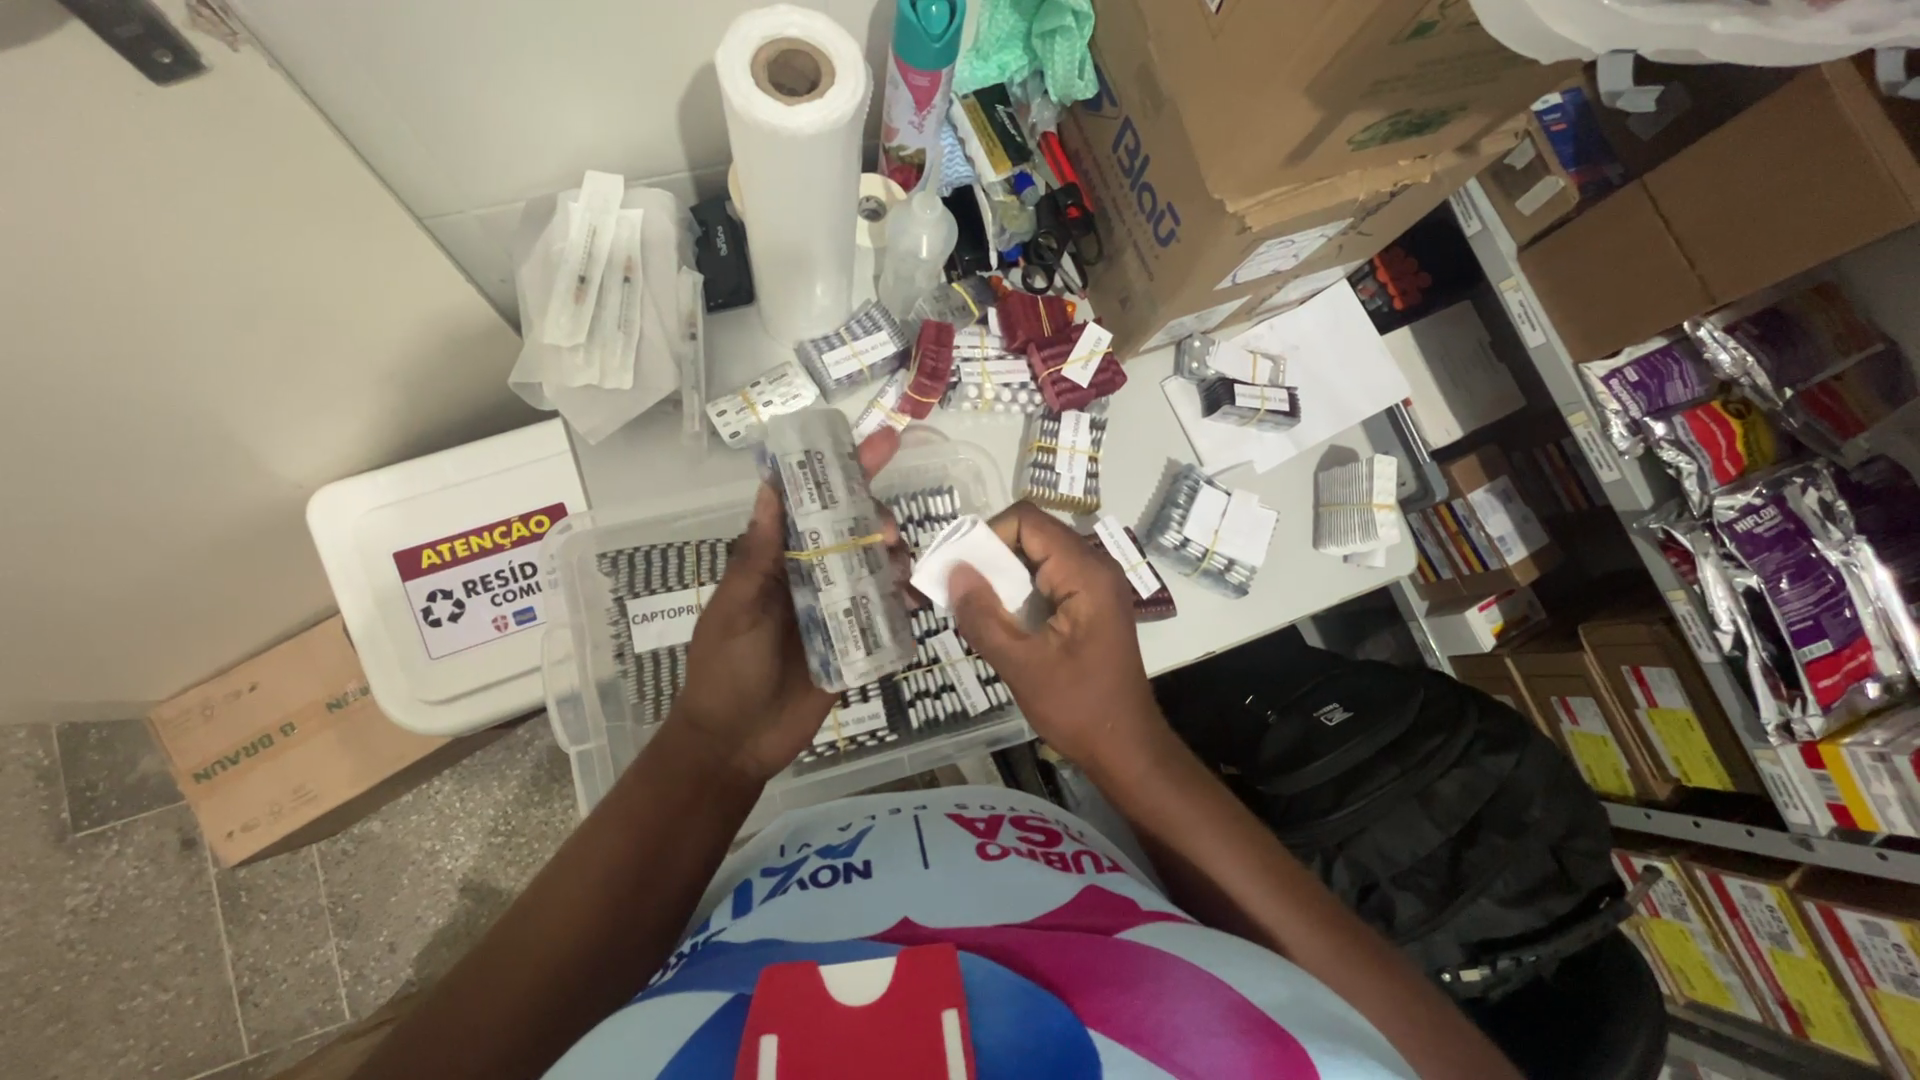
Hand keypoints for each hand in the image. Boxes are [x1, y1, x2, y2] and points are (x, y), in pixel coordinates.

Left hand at [666, 429, 902, 783]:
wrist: (737, 741)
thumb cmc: (724, 669)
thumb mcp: (734, 611)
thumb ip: (756, 557)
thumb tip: (771, 489)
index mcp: (780, 559)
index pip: (815, 504)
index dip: (847, 470)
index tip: (883, 441)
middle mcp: (813, 575)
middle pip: (856, 530)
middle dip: (876, 518)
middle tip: (885, 534)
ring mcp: (838, 608)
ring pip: (877, 566)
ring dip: (894, 556)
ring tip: (899, 566)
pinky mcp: (858, 642)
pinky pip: (888, 612)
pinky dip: (907, 599)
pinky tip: (918, 598)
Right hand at [947, 502, 1164, 767]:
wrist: (1125, 747)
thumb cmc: (1078, 707)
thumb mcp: (1021, 665)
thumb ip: (984, 616)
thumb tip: (955, 570)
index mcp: (1085, 573)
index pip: (1027, 521)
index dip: (987, 534)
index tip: (959, 568)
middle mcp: (1095, 568)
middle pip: (1033, 535)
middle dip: (991, 557)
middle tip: (959, 590)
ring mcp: (1096, 586)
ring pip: (1039, 558)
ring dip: (1004, 577)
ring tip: (975, 608)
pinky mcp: (1092, 605)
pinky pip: (1049, 580)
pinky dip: (1021, 592)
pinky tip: (1001, 622)